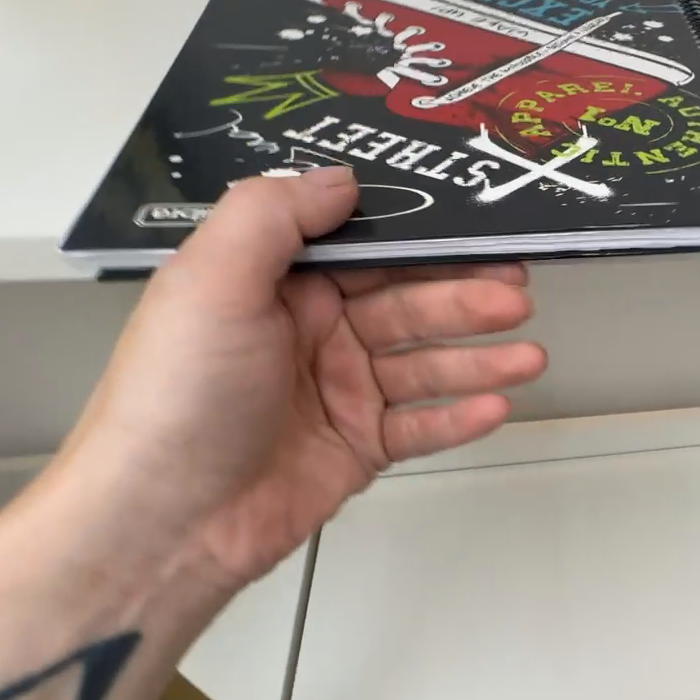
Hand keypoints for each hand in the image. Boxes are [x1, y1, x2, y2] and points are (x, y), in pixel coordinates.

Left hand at [46, 166, 544, 590]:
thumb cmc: (179, 397)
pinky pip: (425, 427)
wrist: (169, 521)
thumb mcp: (210, 286)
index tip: (483, 239)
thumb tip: (341, 178)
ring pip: (428, 369)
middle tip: (519, 300)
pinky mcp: (365, 446)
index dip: (428, 247)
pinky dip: (462, 419)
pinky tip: (497, 407)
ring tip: (530, 359)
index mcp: (278, 288)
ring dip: (481, 363)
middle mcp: (318, 335)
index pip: (370, 255)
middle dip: (468, 304)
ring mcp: (346, 393)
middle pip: (410, 311)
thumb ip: (273, 220)